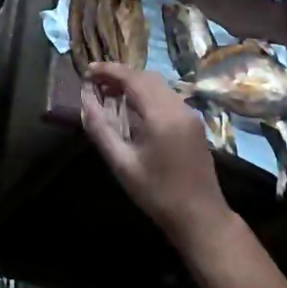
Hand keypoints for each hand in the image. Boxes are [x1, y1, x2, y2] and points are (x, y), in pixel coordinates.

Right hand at [81, 62, 235, 248]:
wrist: (201, 217)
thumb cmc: (157, 194)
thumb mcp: (122, 164)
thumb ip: (101, 129)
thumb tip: (85, 101)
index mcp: (162, 116)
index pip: (132, 79)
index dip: (108, 71)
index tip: (87, 71)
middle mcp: (179, 107)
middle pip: (147, 77)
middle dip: (120, 75)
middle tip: (96, 84)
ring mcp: (190, 114)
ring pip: (159, 85)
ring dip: (135, 83)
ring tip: (111, 94)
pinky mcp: (194, 122)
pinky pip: (168, 97)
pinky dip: (148, 94)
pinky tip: (134, 109)